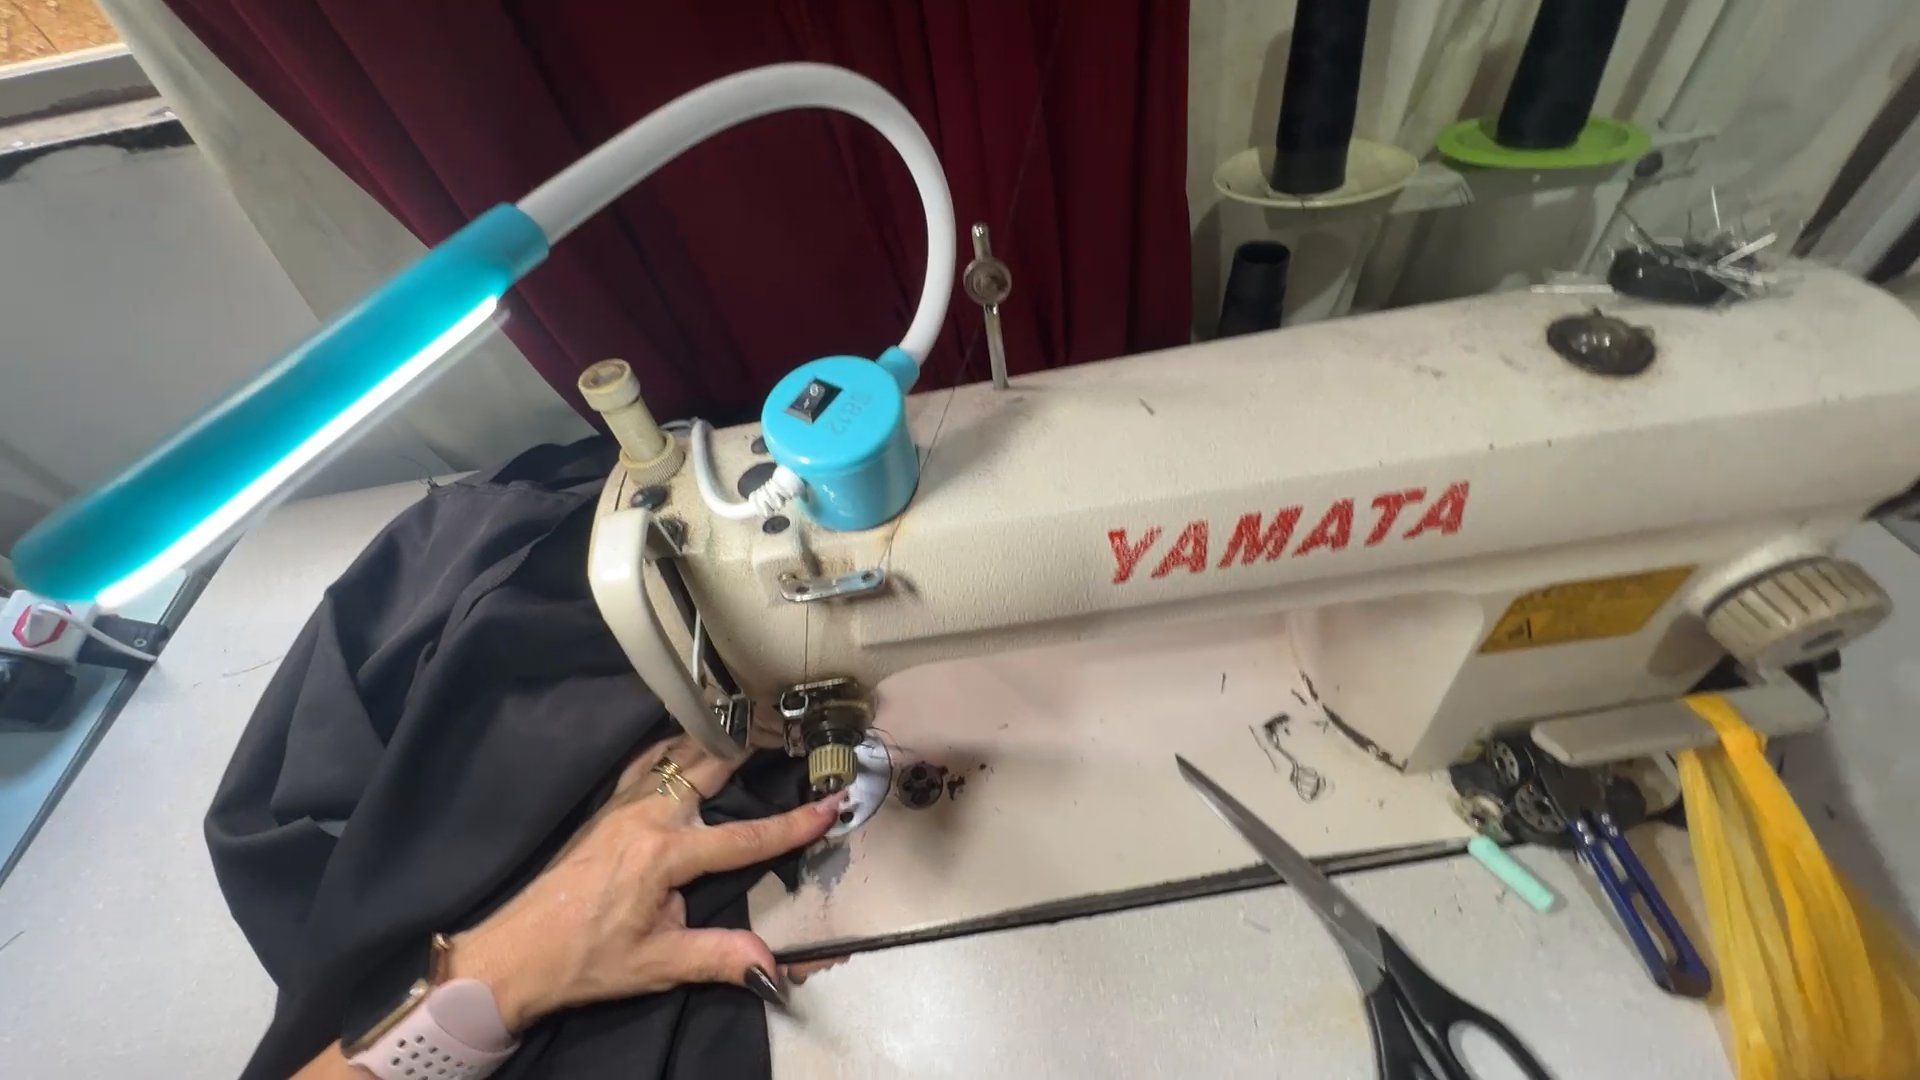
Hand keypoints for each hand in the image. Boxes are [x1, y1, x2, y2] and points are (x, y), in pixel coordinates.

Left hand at [444, 735, 843, 1030]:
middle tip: (788, 729)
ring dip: (718, 737)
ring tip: (751, 724)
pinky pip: (649, 758)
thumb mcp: (656, 965)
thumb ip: (718, 957)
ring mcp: (625, 801)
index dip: (793, 825)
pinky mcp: (609, 803)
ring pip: (680, 751)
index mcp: (666, 853)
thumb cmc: (585, 960)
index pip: (745, 836)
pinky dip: (677, 744)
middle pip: (713, 762)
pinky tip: (689, 741)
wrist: (512, 953)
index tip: (830, 806)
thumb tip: (772, 969)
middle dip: (754, 743)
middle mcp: (649, 814)